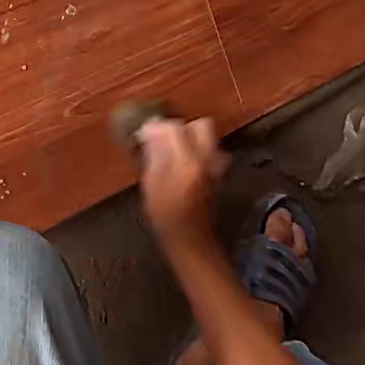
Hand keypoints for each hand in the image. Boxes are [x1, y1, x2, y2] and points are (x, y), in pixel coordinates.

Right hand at [136, 117, 227, 245]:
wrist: (192, 240)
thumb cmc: (166, 217)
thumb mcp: (151, 185)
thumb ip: (153, 154)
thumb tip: (150, 130)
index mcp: (188, 164)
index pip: (175, 129)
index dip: (158, 126)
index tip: (145, 132)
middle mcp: (208, 160)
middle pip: (201, 125)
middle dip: (181, 126)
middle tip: (163, 137)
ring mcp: (217, 166)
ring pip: (208, 136)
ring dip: (190, 136)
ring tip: (171, 148)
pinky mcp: (220, 172)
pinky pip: (210, 148)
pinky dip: (197, 147)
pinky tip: (182, 160)